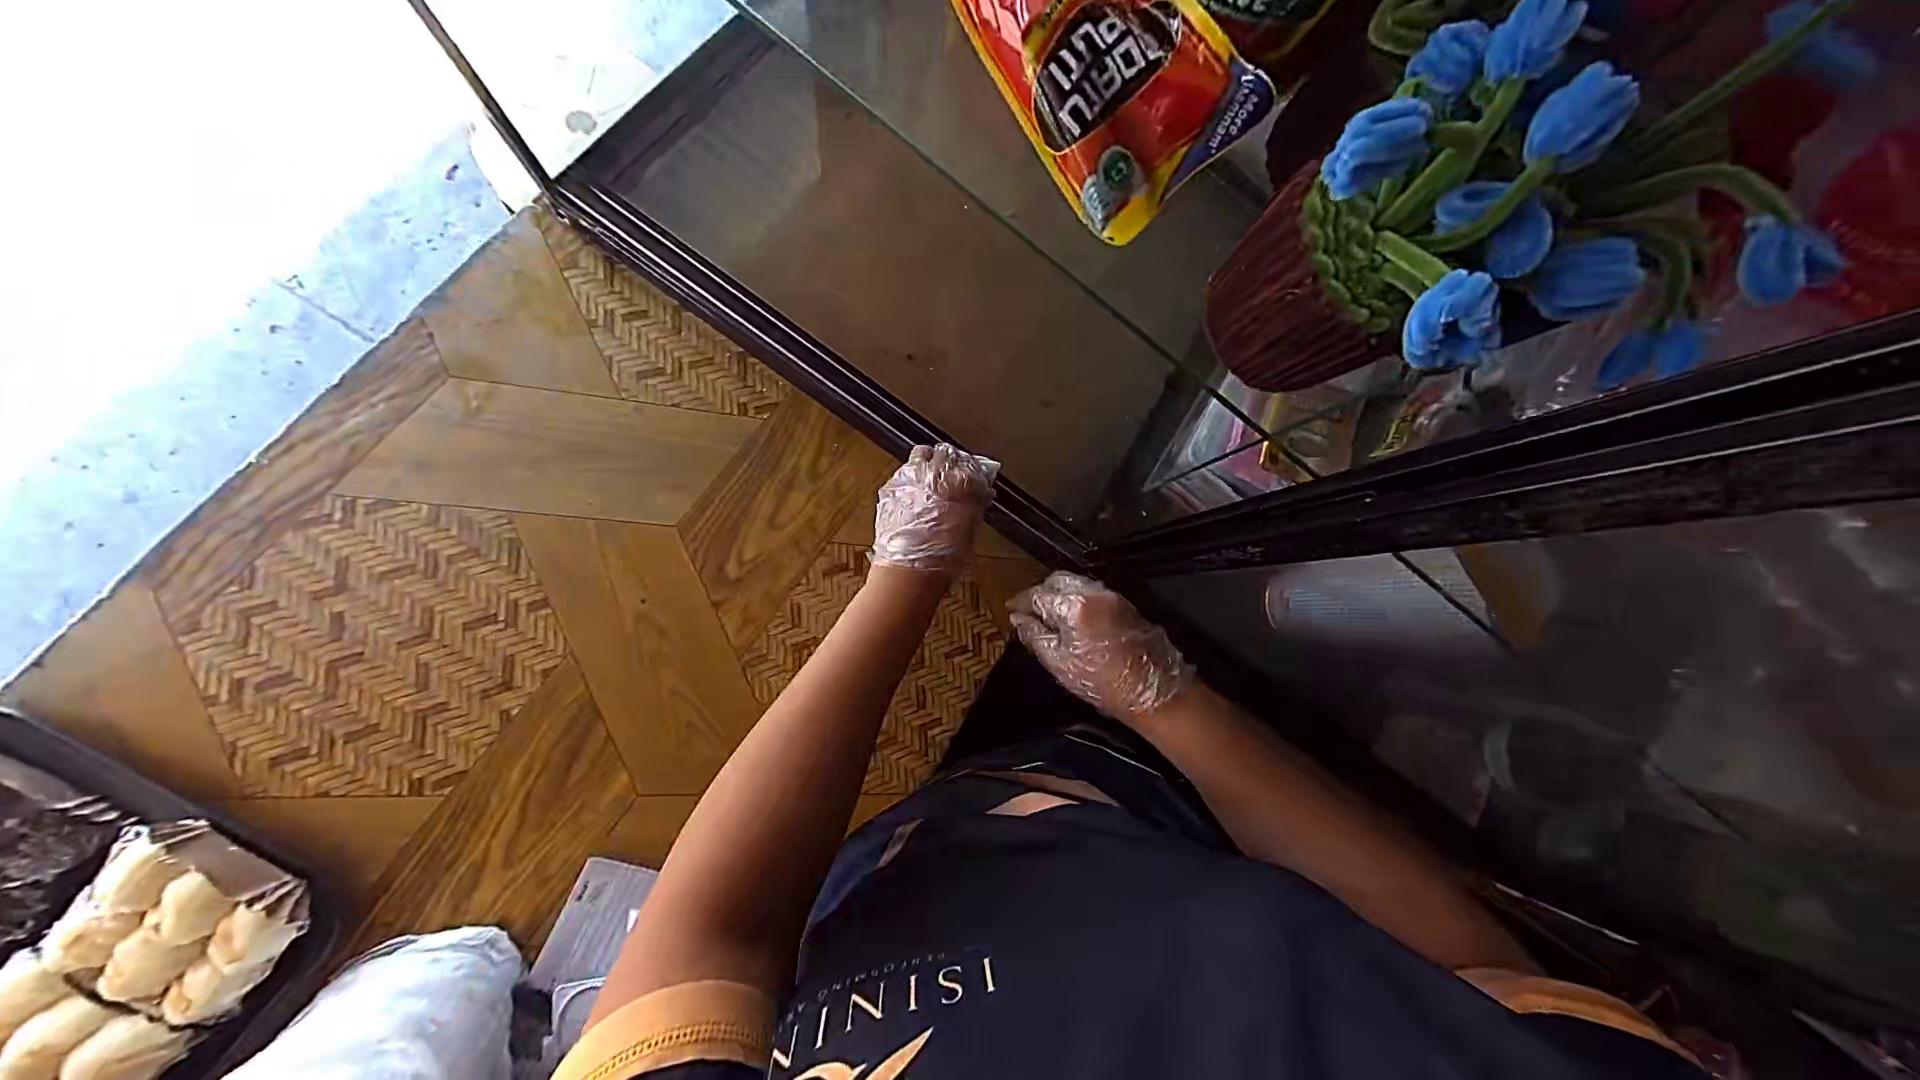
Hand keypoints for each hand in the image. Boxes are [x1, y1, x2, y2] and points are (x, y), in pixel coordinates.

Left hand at [869, 444, 998, 573]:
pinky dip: (908, 484)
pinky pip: (901, 477)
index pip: (970, 463)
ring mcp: (908, 478)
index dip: (971, 470)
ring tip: (928, 489)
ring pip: (918, 459)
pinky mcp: (889, 490)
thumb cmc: (945, 557)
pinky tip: (911, 502)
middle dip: (947, 462)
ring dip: (925, 468)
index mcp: (961, 483)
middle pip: (942, 452)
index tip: (972, 479)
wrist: (909, 572)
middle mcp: (934, 474)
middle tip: (949, 477)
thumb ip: (975, 505)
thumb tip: (979, 495)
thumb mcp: (971, 531)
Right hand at [1008, 572, 1192, 723]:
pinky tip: (1074, 622)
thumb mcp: (1059, 663)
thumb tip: (1018, 618)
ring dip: (1061, 596)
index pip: (1037, 594)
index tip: (1011, 610)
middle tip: (1030, 614)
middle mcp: (1094, 593)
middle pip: (1057, 581)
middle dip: (1041, 594)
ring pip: (1077, 585)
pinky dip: (1079, 602)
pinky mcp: (1125, 605)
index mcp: (1074, 606)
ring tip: (1052, 620)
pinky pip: (1094, 594)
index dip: (1020, 602)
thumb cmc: (1104, 684)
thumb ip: (1034, 635)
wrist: (1154, 694)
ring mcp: (1112, 597)